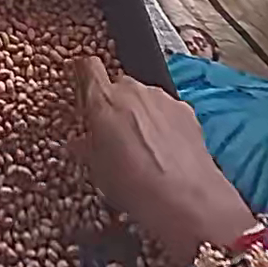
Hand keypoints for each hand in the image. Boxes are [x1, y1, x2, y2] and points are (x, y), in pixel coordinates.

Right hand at [72, 56, 255, 264]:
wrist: (187, 199)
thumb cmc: (136, 185)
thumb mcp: (98, 170)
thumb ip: (87, 147)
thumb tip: (80, 143)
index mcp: (103, 100)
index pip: (88, 67)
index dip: (85, 74)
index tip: (84, 86)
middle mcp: (132, 90)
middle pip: (117, 84)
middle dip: (115, 102)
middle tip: (114, 132)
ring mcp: (161, 98)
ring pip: (143, 96)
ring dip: (140, 112)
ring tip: (143, 146)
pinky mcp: (185, 109)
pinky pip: (166, 109)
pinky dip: (163, 122)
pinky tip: (165, 149)